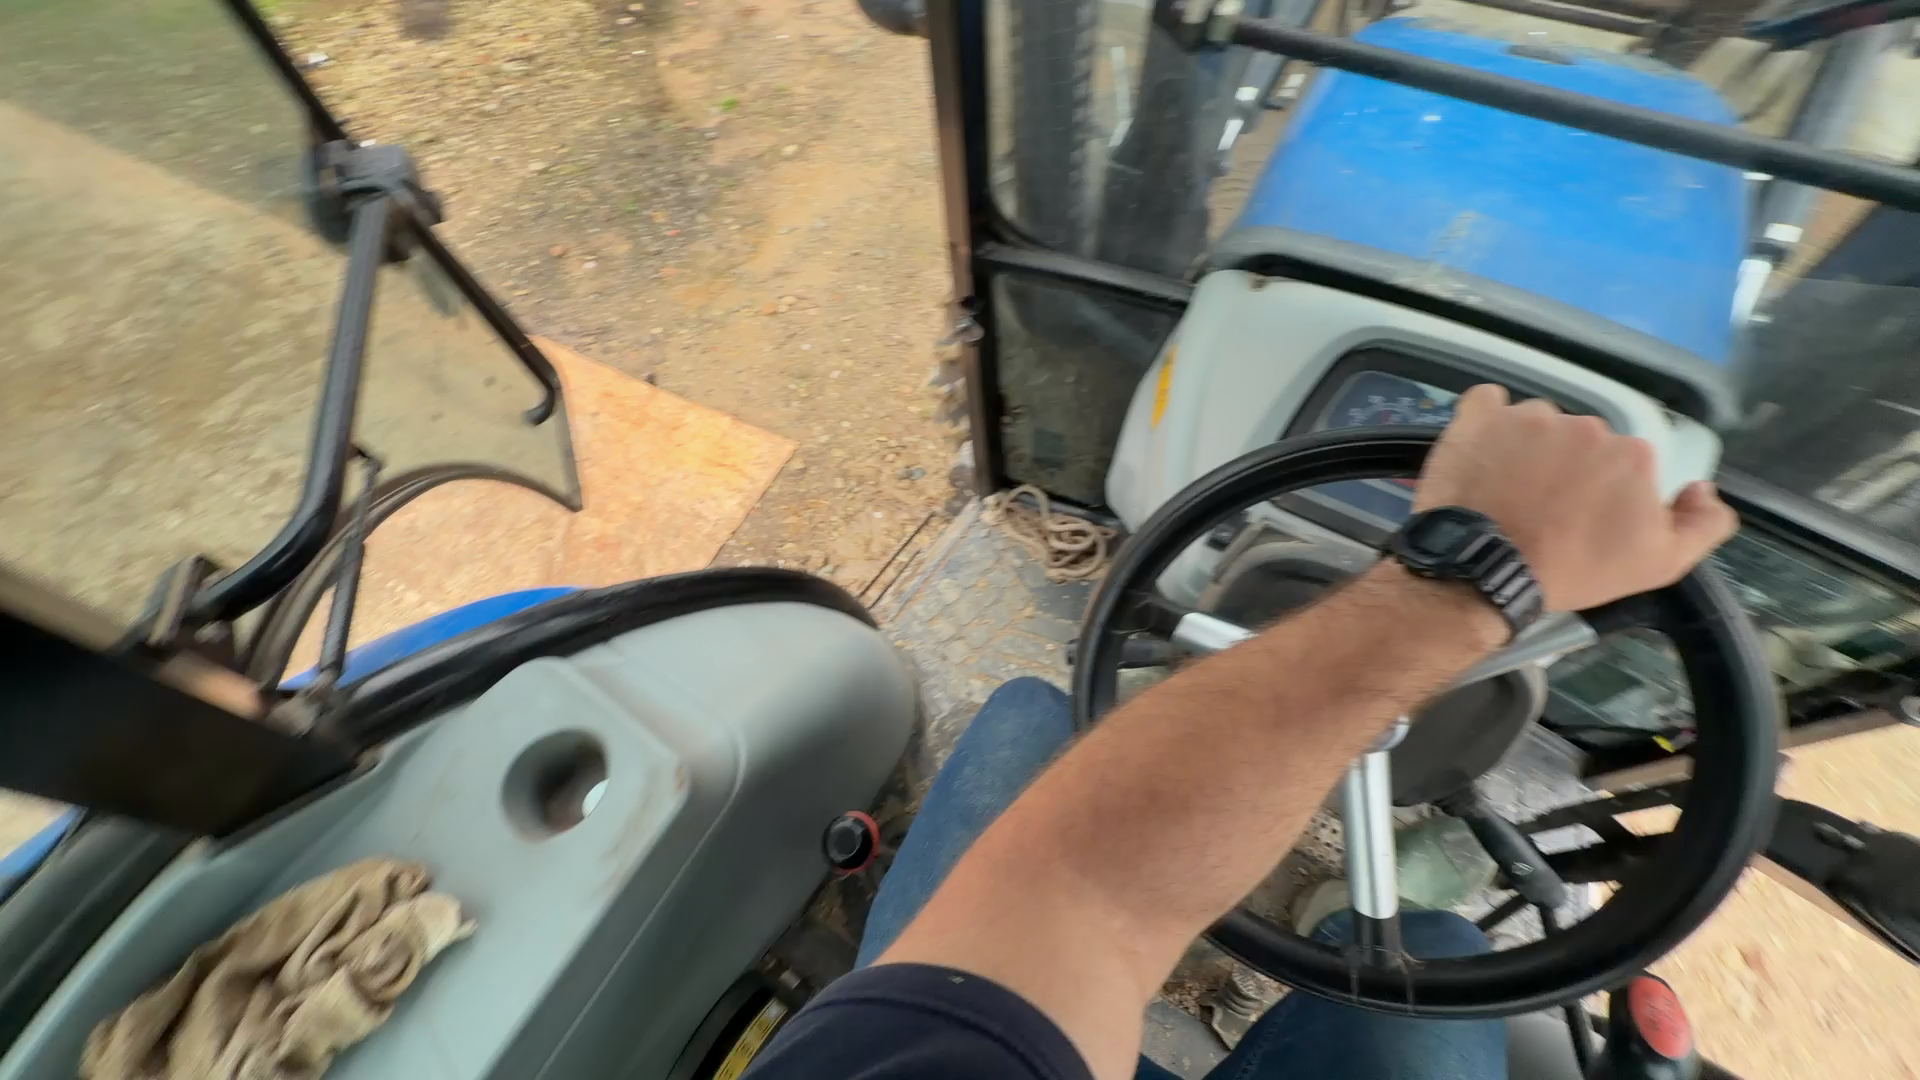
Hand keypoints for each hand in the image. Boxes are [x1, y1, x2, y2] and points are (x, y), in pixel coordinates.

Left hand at [1414, 385, 1737, 612]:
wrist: (1483, 568)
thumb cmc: (1569, 569)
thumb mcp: (1659, 563)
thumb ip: (1702, 523)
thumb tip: (1700, 488)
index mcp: (1632, 454)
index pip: (1621, 459)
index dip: (1599, 485)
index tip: (1577, 509)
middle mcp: (1584, 427)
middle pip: (1575, 438)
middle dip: (1560, 463)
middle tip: (1536, 500)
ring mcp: (1528, 419)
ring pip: (1532, 422)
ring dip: (1522, 444)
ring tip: (1501, 482)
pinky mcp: (1477, 419)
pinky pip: (1485, 401)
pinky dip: (1484, 417)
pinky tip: (1480, 441)